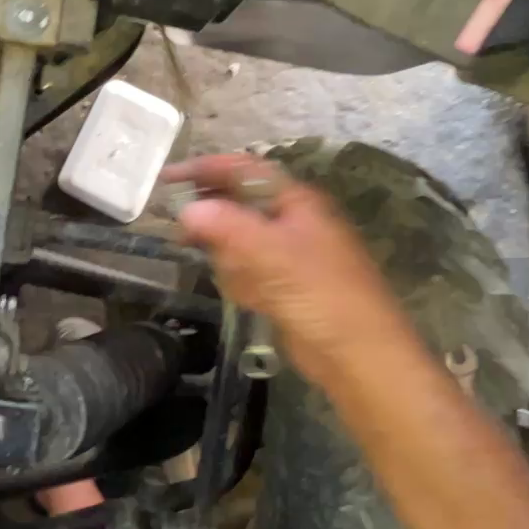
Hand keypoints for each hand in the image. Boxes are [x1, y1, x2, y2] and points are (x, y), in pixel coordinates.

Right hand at [163, 154, 401, 370]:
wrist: (361, 359)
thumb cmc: (321, 297)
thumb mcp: (271, 255)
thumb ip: (226, 227)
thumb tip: (187, 209)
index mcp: (297, 201)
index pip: (243, 169)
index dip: (205, 168)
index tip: (167, 178)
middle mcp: (293, 220)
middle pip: (239, 203)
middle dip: (212, 216)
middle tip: (180, 230)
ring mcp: (290, 253)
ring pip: (240, 239)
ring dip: (227, 255)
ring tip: (230, 276)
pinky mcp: (285, 285)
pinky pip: (248, 270)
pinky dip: (240, 280)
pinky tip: (248, 297)